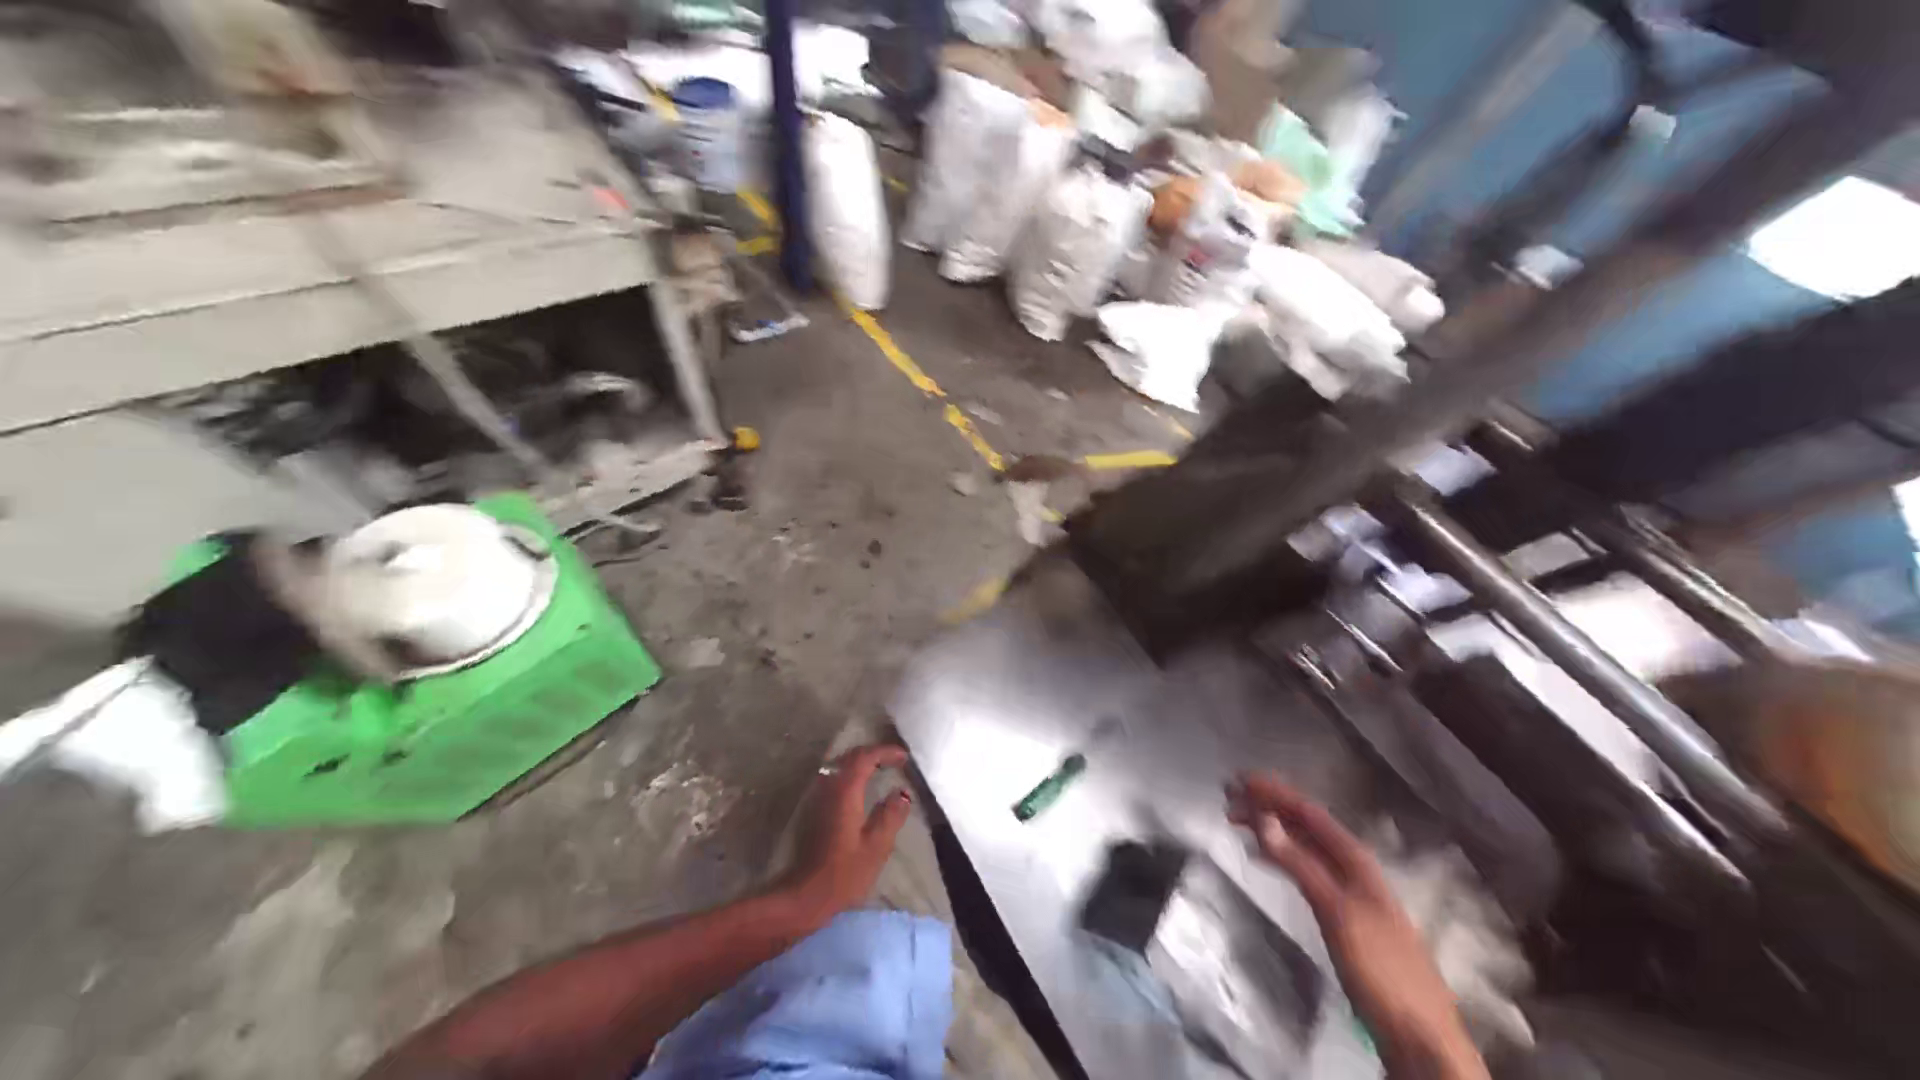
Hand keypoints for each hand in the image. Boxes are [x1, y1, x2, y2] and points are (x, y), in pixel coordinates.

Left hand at [778, 744, 913, 925]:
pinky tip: (862, 786)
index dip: (885, 751)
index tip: (904, 757)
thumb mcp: (876, 846)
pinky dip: (851, 774)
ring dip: (861, 762)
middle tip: (895, 760)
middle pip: (850, 757)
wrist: (807, 894)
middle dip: (873, 753)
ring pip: (840, 766)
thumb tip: (902, 793)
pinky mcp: (816, 809)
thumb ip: (891, 815)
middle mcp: (829, 787)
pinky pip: (835, 777)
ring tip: (881, 769)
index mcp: (846, 792)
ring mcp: (819, 797)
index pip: (865, 757)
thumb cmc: (845, 873)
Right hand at [1227, 774, 1486, 1079]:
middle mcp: (1353, 867)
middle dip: (1268, 806)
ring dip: (1271, 829)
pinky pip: (1304, 869)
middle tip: (1227, 799)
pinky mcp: (1342, 915)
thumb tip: (1263, 818)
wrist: (1419, 1035)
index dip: (1273, 792)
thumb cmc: (1379, 969)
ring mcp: (1349, 891)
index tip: (1238, 779)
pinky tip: (1263, 858)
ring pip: (1303, 846)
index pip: (1308, 813)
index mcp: (1356, 860)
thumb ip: (1299, 864)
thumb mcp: (1335, 912)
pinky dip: (1280, 856)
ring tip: (1237, 821)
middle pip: (1305, 825)